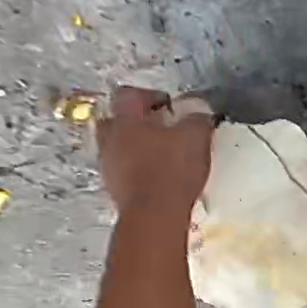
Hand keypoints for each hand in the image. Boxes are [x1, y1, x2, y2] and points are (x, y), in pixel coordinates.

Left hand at [95, 86, 214, 221]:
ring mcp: (107, 162)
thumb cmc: (173, 169)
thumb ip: (197, 118)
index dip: (152, 95)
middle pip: (119, 119)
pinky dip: (139, 166)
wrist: (154, 213)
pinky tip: (159, 174)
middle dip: (140, 121)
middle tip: (163, 128)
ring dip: (138, 144)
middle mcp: (109, 136)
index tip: (172, 105)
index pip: (130, 94)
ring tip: (163, 153)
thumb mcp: (196, 138)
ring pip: (120, 144)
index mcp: (125, 119)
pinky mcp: (113, 185)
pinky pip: (124, 166)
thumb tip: (199, 109)